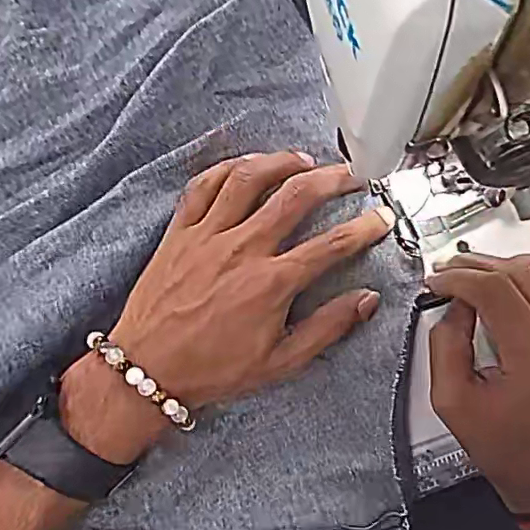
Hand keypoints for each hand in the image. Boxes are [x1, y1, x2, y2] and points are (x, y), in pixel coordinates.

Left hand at [61, 151, 393, 462]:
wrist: (148, 370)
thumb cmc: (211, 369)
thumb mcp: (280, 362)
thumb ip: (327, 328)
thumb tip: (365, 302)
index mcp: (271, 284)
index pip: (331, 244)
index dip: (364, 227)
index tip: (380, 218)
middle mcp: (241, 250)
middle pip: (295, 196)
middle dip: (332, 179)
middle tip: (350, 175)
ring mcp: (207, 237)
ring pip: (248, 178)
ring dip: (281, 162)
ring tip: (303, 159)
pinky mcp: (180, 233)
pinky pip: (203, 186)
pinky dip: (227, 168)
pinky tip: (244, 165)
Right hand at [426, 253, 529, 514]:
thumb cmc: (508, 450)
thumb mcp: (452, 401)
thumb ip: (446, 343)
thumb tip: (454, 304)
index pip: (497, 291)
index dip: (460, 278)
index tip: (439, 281)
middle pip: (522, 276)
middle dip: (477, 268)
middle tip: (451, 273)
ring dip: (511, 264)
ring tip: (482, 272)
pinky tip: (518, 278)